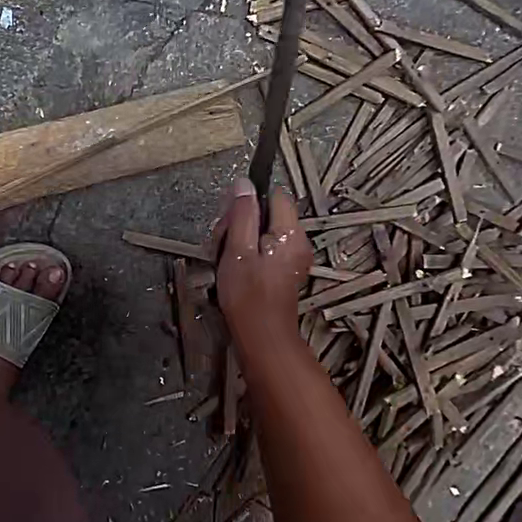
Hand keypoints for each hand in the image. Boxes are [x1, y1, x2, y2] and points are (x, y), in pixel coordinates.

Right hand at [211, 177, 312, 342]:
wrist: (261, 336)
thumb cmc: (248, 296)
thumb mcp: (237, 249)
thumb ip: (242, 214)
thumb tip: (245, 184)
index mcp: (290, 233)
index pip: (275, 195)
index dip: (250, 202)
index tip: (231, 219)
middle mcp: (299, 241)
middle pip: (269, 213)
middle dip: (242, 222)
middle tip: (223, 243)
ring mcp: (294, 256)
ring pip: (265, 230)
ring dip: (241, 238)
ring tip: (225, 258)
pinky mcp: (286, 269)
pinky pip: (267, 247)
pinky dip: (248, 252)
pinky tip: (234, 266)